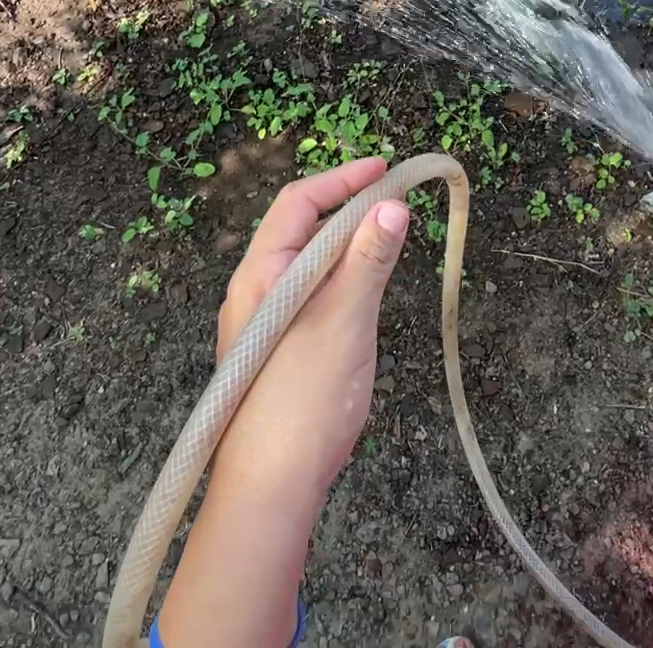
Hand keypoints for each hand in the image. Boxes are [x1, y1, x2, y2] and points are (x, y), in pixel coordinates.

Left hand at [211, 156, 409, 510]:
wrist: (273, 484)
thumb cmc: (303, 399)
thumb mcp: (343, 321)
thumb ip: (367, 261)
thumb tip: (392, 204)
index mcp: (261, 273)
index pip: (298, 203)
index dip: (341, 179)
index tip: (384, 168)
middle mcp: (258, 288)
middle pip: (302, 227)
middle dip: (347, 206)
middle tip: (394, 198)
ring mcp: (269, 318)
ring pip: (312, 261)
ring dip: (348, 239)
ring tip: (387, 231)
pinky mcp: (284, 343)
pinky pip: (316, 289)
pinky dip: (345, 272)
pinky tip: (368, 281)